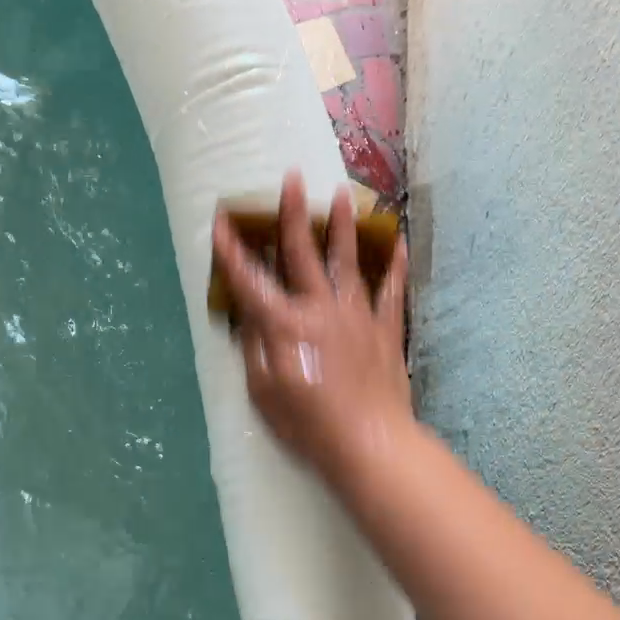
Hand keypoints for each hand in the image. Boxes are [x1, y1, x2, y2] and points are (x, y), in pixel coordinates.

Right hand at [213, 172, 412, 481]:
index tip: (220, 221)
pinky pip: (391, 290)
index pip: (250, 281)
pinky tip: (398, 242)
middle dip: (293, 214)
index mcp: (285, 325)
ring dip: (343, 226)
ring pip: (349, 261)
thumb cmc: (308, 424)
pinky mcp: (385, 330)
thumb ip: (255, 348)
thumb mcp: (264, 393)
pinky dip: (395, 266)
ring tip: (342, 194)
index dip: (231, 251)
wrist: (368, 442)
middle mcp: (320, 308)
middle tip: (291, 178)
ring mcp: (357, 315)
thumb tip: (249, 315)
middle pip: (304, 254)